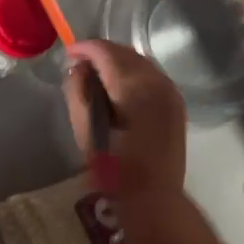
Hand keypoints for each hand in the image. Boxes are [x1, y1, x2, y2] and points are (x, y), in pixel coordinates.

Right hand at [64, 39, 186, 198]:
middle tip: (79, 64)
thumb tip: (78, 69)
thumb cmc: (112, 168)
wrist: (152, 196)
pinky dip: (133, 73)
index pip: (106, 52)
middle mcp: (157, 83)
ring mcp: (171, 93)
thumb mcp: (85, 129)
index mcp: (133, 88)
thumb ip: (78, 92)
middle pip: (126, 53)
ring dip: (118, 62)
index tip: (68, 53)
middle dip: (101, 53)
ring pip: (141, 62)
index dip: (84, 48)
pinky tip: (119, 87)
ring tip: (97, 75)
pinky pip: (152, 76)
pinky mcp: (176, 104)